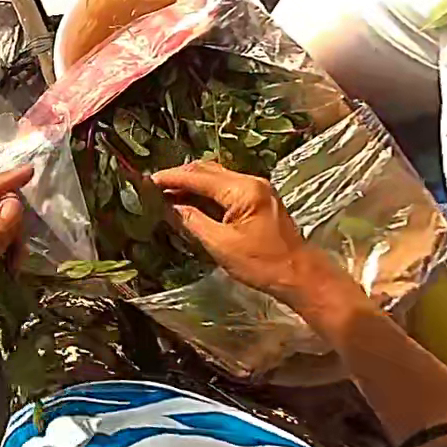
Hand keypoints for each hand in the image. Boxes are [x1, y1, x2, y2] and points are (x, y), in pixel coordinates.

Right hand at [150, 159, 353, 309]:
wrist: (301, 276)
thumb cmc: (261, 263)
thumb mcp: (219, 243)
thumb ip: (190, 220)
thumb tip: (166, 206)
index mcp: (243, 190)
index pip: (197, 177)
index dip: (169, 178)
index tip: (145, 182)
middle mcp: (250, 182)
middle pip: (205, 170)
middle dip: (177, 177)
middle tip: (151, 187)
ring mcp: (256, 188)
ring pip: (213, 175)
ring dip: (188, 183)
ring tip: (164, 193)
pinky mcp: (256, 198)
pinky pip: (223, 186)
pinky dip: (202, 190)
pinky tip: (186, 200)